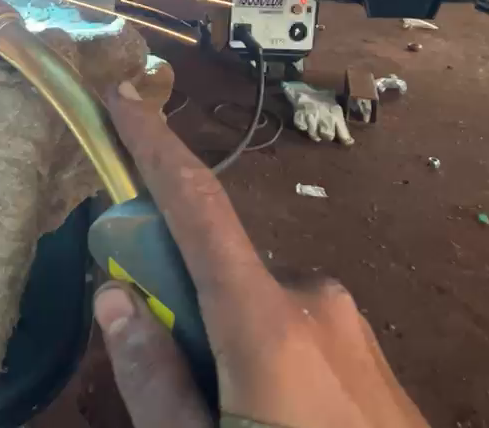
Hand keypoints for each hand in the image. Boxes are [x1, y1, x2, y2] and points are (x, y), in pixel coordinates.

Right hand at [93, 80, 429, 427]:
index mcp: (264, 320)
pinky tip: (278, 420)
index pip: (197, 204)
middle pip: (220, 270)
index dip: (154, 144)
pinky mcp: (374, 354)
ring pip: (257, 306)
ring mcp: (351, 326)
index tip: (122, 93)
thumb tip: (115, 301)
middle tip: (173, 374)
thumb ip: (153, 380)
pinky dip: (266, 356)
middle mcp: (312, 300)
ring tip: (233, 413)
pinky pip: (298, 332)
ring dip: (227, 339)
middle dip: (182, 299)